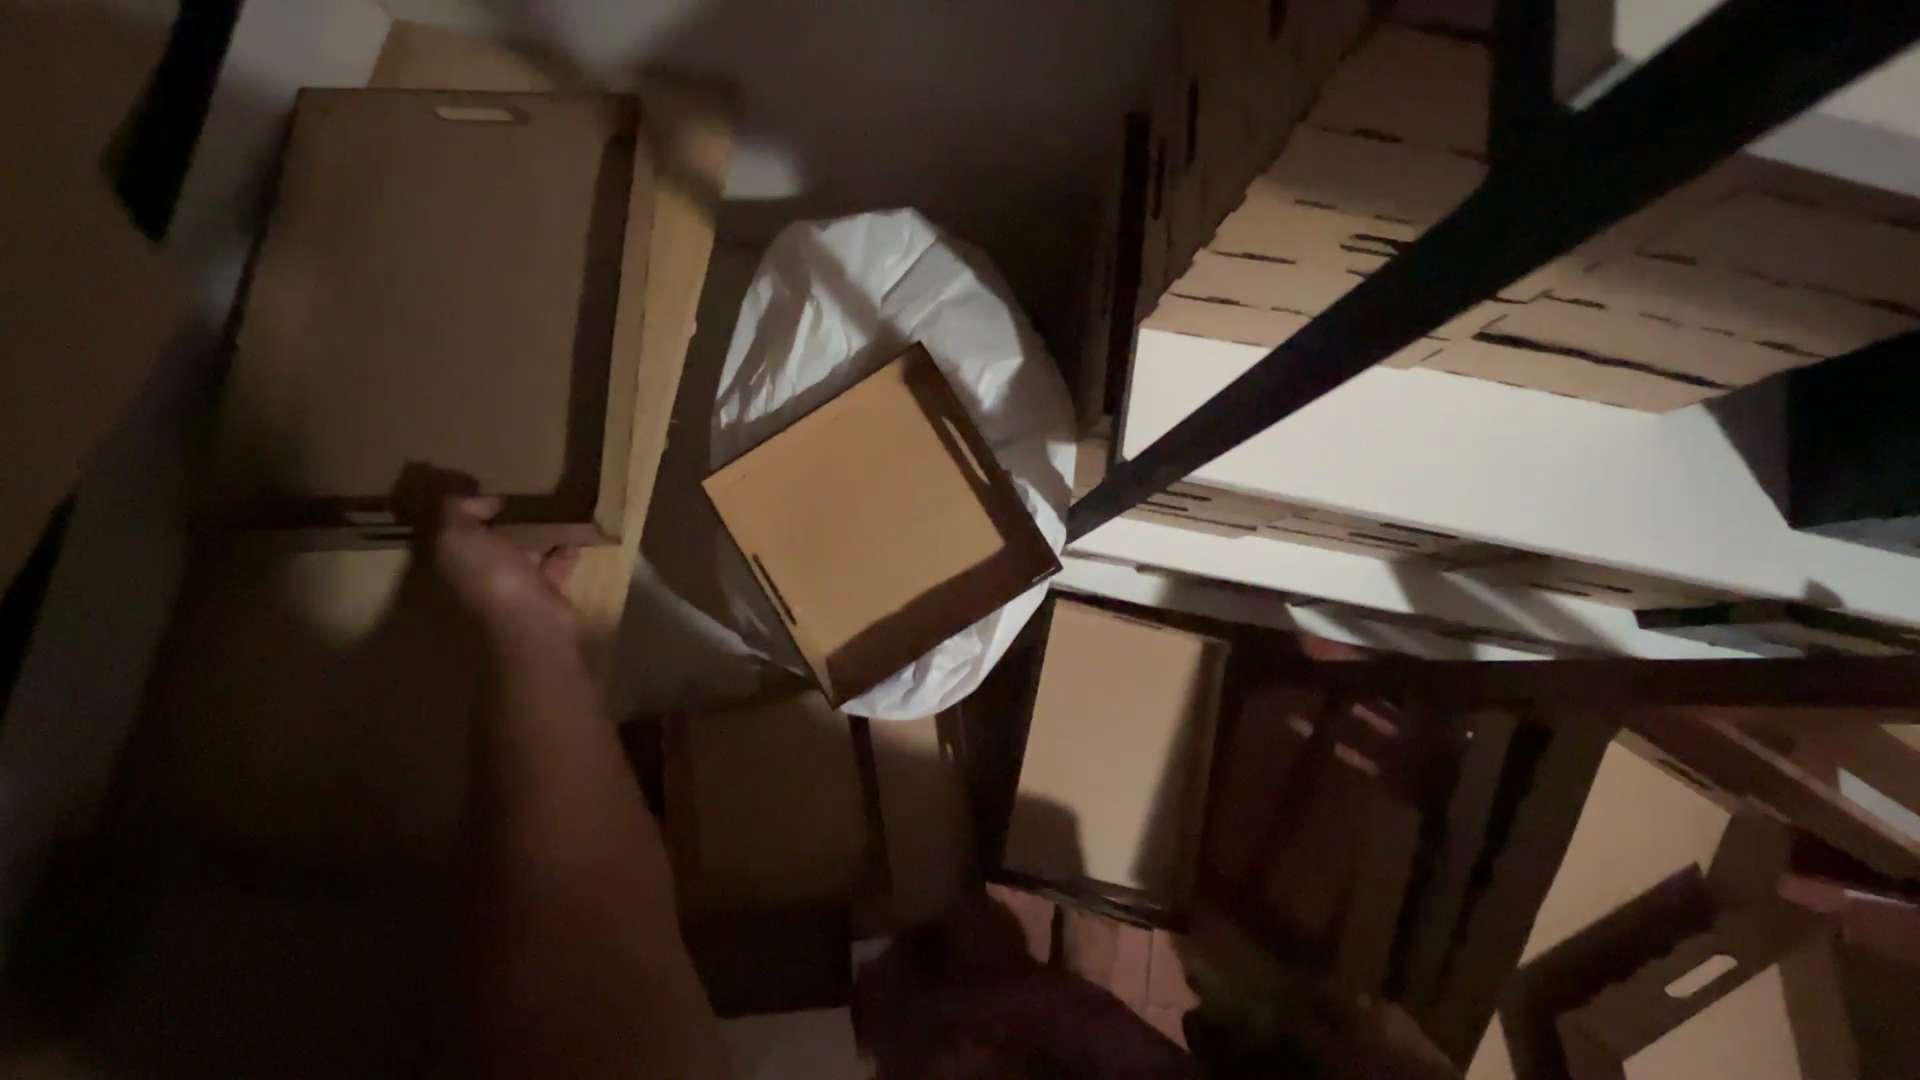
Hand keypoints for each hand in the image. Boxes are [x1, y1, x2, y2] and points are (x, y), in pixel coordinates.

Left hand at [392, 467, 579, 649]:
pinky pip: (553, 567)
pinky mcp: (543, 594)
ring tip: (550, 513)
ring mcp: (511, 588)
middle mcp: (476, 578)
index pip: (450, 533)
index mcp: (450, 564)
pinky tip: (575, 536)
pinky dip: (563, 553)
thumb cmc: (490, 576)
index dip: (465, 512)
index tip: (489, 494)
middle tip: (521, 500)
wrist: (531, 621)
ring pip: (519, 557)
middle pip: (485, 547)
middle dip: (499, 526)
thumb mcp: (458, 535)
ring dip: (532, 539)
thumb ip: (457, 510)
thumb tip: (479, 502)